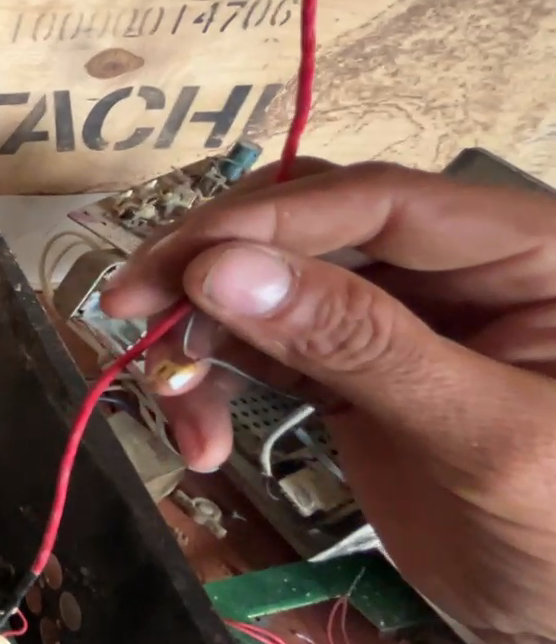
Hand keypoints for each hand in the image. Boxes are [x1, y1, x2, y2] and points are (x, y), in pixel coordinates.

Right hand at [101, 161, 555, 643]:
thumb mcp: (478, 437)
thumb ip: (352, 343)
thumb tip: (216, 269)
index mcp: (531, 257)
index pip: (373, 202)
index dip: (259, 223)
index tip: (162, 269)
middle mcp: (453, 270)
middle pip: (296, 228)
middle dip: (205, 272)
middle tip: (127, 308)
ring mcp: (389, 318)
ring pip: (254, 289)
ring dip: (197, 345)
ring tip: (178, 411)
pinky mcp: (339, 364)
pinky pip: (248, 349)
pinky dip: (210, 389)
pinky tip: (202, 441)